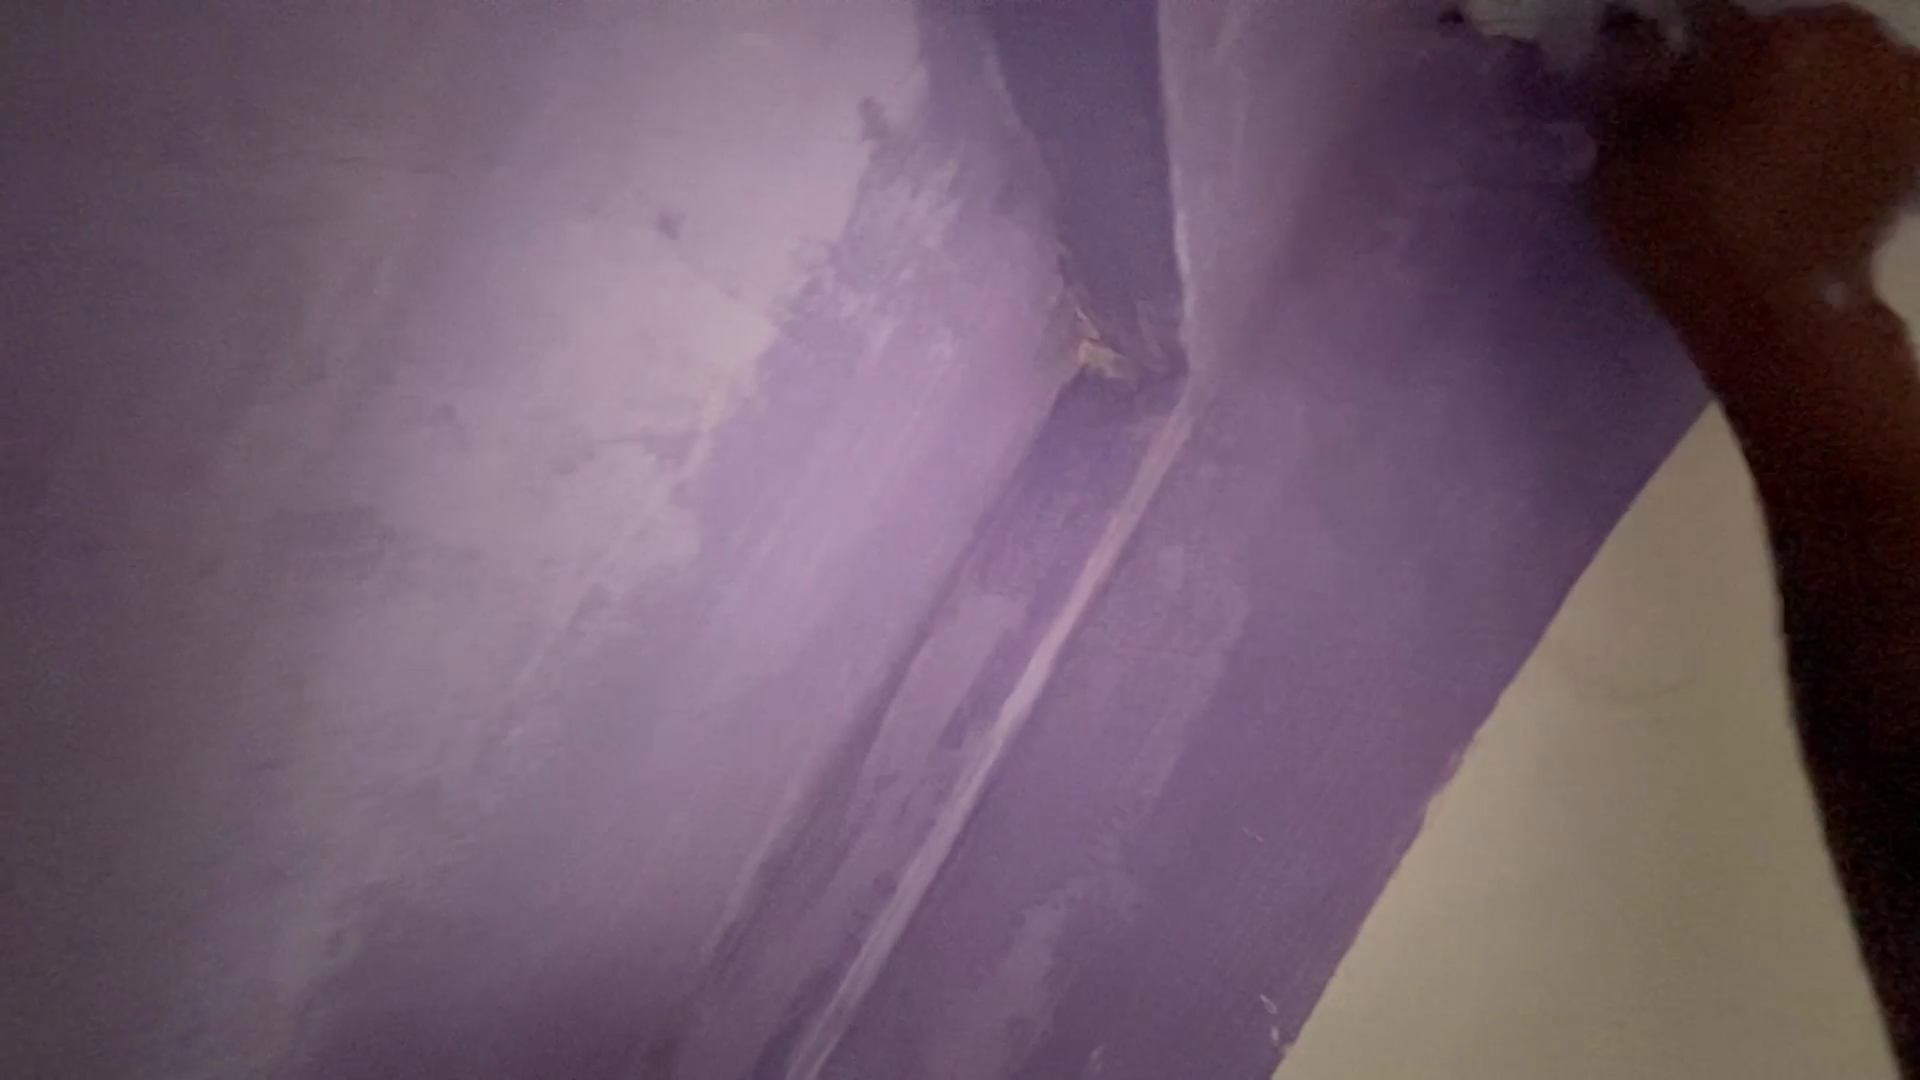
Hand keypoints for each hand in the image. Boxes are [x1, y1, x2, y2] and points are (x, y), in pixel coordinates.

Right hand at [1592, 1, 1919, 332]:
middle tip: (1690, 112)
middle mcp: (1847, 36)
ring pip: (1817, 57)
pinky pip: (1857, 89)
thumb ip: (1625, 104)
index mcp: (1764, 45)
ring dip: (1778, 83)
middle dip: (1725, 63)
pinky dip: (1823, 108)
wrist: (1778, 306)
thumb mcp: (1620, 177)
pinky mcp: (1919, 113)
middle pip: (1766, 32)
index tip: (1631, 69)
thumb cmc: (1684, 240)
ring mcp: (1897, 71)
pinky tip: (1791, 151)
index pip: (1695, 13)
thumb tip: (1621, 51)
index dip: (1654, 40)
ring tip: (1743, 136)